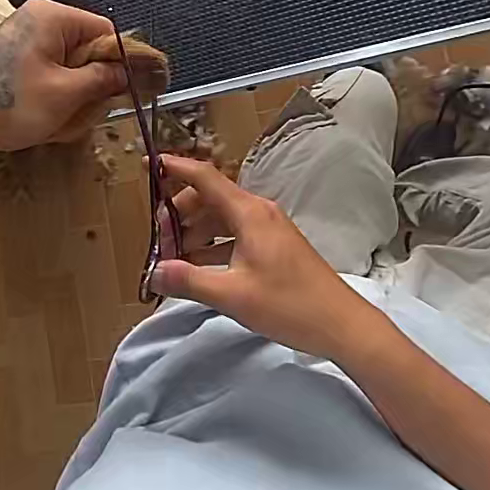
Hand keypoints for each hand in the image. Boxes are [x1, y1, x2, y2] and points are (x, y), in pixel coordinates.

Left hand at [0, 0, 128, 175]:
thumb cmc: (8, 105)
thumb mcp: (66, 94)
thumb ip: (106, 78)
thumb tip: (134, 71)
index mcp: (52, 16)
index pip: (107, 33)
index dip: (121, 63)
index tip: (125, 92)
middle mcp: (38, 21)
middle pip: (89, 53)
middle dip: (90, 88)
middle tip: (79, 113)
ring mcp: (23, 43)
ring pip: (71, 72)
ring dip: (71, 102)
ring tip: (54, 122)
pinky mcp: (14, 65)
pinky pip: (50, 81)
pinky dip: (52, 103)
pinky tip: (40, 123)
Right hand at [148, 155, 394, 360]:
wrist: (342, 325)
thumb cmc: (290, 305)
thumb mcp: (232, 295)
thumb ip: (188, 280)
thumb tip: (153, 273)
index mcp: (249, 213)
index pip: (205, 178)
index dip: (174, 168)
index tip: (147, 164)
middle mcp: (258, 213)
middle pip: (208, 199)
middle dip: (178, 215)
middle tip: (159, 243)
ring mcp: (267, 229)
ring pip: (219, 219)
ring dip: (193, 233)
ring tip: (173, 260)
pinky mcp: (272, 247)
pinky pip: (233, 235)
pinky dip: (211, 246)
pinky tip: (196, 268)